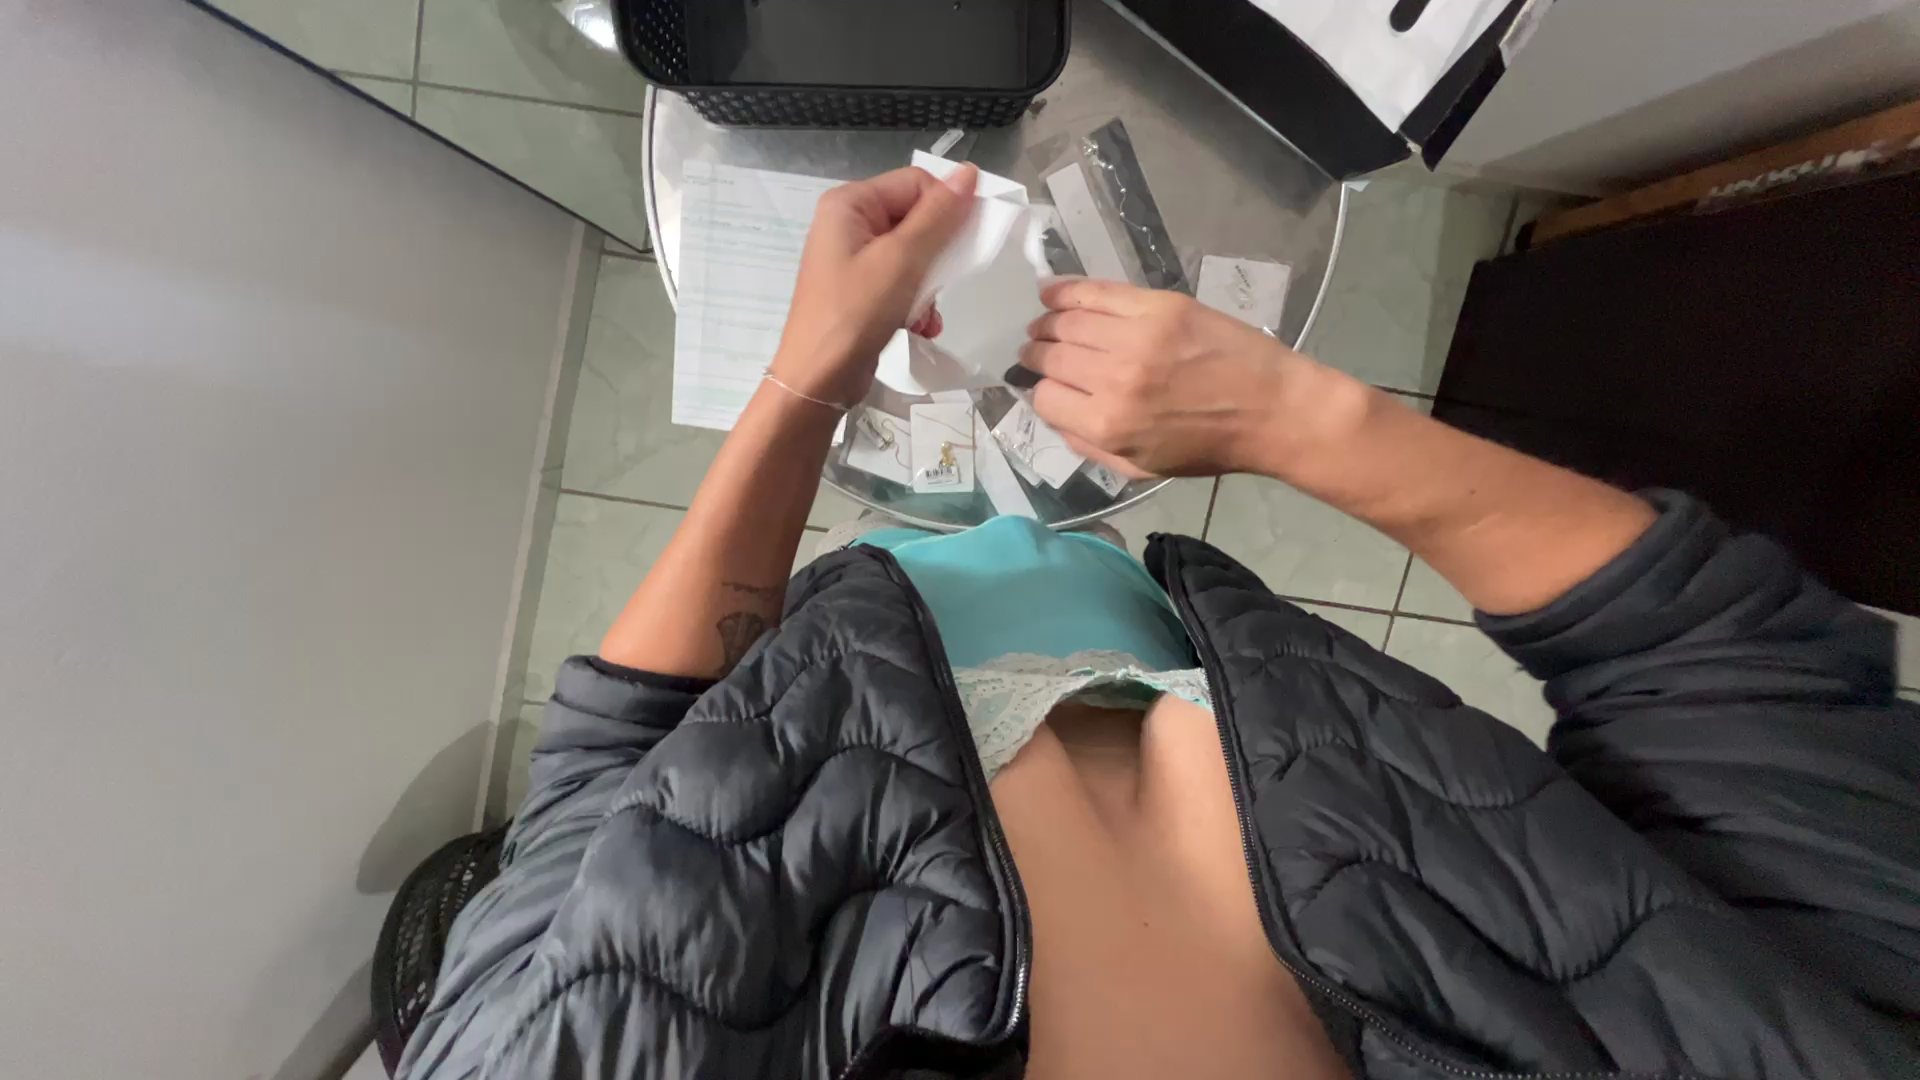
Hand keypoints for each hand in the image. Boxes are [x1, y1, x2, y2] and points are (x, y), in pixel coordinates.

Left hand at [769, 164, 977, 407]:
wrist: (819, 379)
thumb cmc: (855, 314)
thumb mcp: (902, 260)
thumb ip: (938, 216)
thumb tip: (969, 173)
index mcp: (850, 204)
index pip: (915, 184)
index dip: (946, 208)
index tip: (965, 243)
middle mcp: (848, 225)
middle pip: (915, 220)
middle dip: (936, 257)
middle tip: (942, 284)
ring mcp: (853, 261)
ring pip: (913, 257)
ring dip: (929, 288)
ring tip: (927, 314)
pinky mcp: (860, 293)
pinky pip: (900, 285)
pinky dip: (915, 305)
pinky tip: (919, 327)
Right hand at [1018, 278, 1364, 478]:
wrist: (1270, 410)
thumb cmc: (1205, 447)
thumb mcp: (1138, 469)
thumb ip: (1086, 444)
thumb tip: (1053, 411)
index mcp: (1107, 424)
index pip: (1045, 397)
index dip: (1039, 391)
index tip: (1044, 385)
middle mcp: (1114, 378)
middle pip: (1051, 356)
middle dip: (1034, 354)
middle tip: (1033, 351)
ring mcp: (1137, 337)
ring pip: (1068, 321)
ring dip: (1047, 323)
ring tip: (1043, 325)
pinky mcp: (1160, 306)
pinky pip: (1099, 292)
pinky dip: (1068, 291)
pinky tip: (1052, 293)